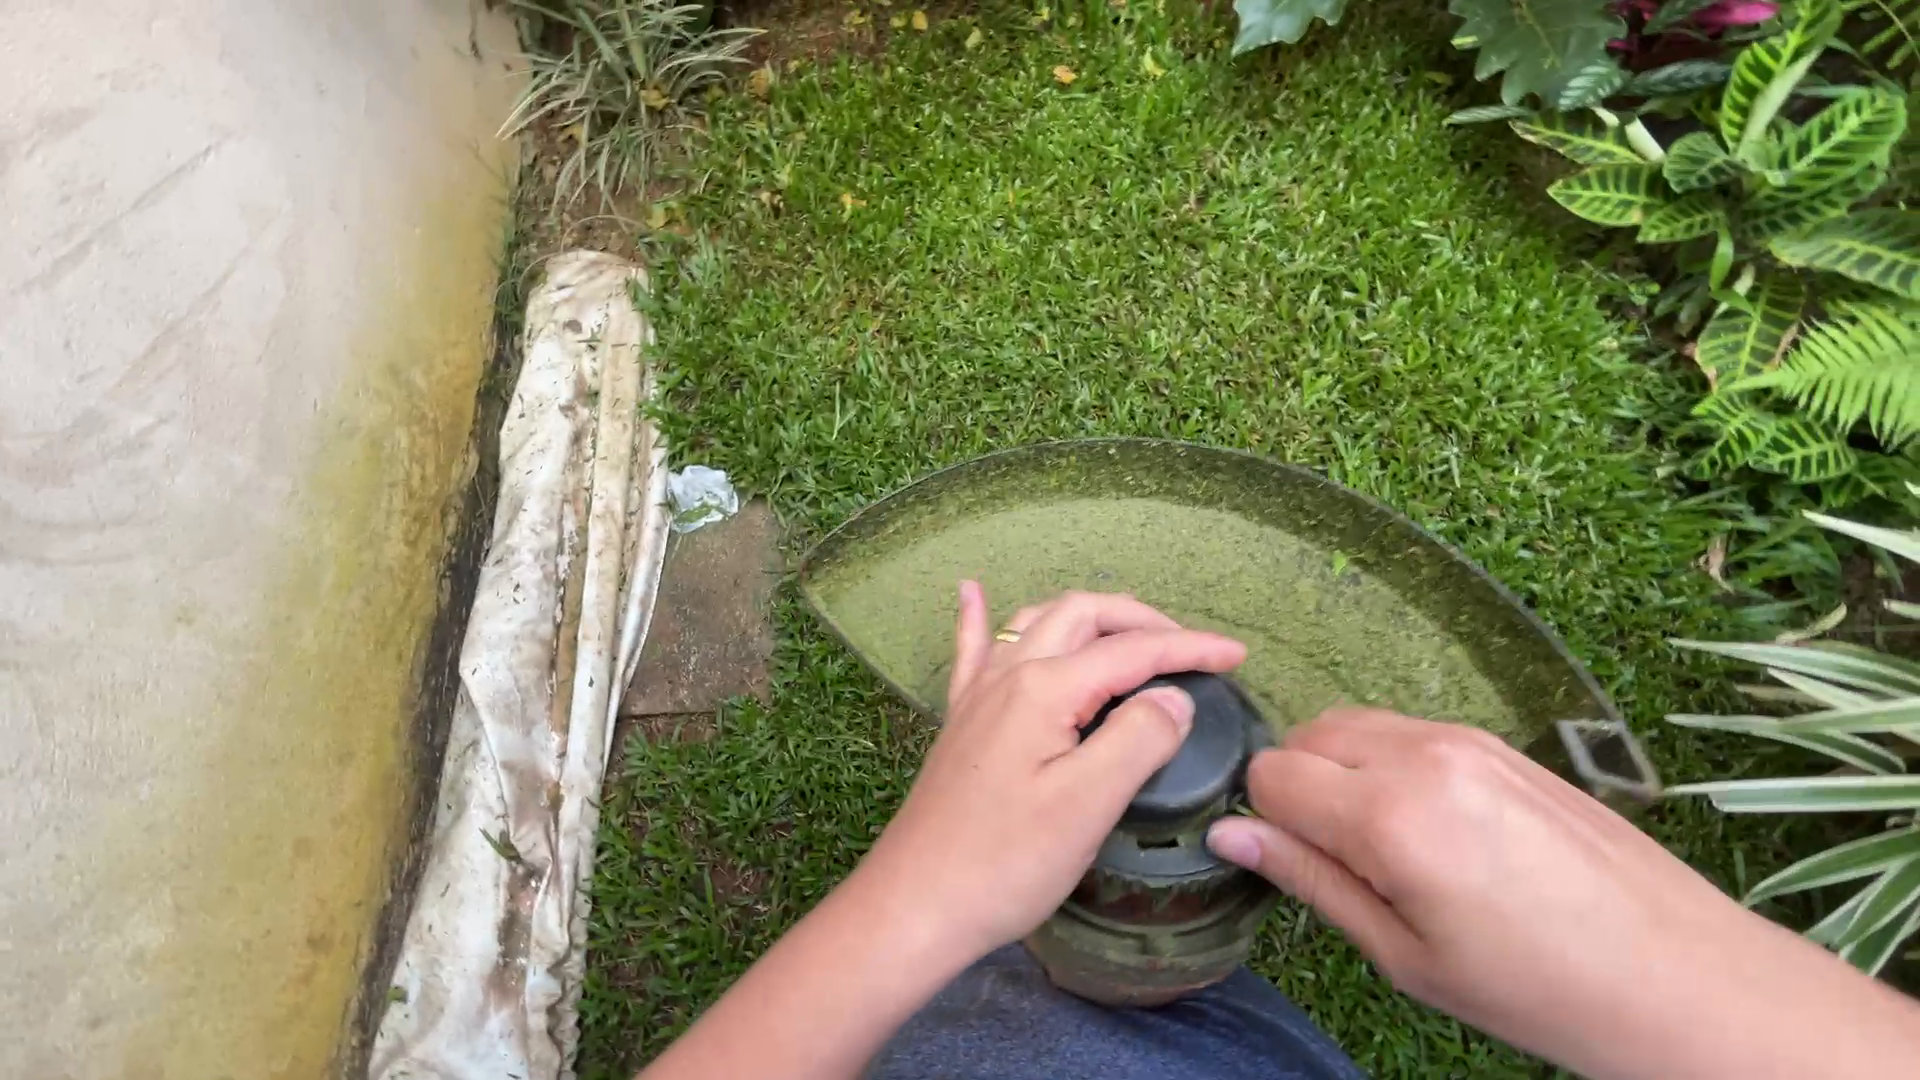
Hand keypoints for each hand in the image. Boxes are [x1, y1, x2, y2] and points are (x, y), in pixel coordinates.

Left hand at [853, 584, 1246, 965]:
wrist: (917, 901)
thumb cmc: (1006, 861)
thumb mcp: (1087, 804)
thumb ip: (1138, 739)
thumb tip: (1172, 696)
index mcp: (1044, 688)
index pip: (1130, 651)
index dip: (1189, 648)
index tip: (1237, 655)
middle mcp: (1008, 673)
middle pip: (1081, 615)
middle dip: (1139, 620)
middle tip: (1188, 647)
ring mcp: (979, 692)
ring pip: (1037, 623)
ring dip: (1086, 616)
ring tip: (1125, 628)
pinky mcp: (961, 716)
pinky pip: (972, 648)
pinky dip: (978, 614)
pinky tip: (970, 588)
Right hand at [1205, 708, 1919, 1079]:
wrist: (1687, 977)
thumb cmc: (1533, 987)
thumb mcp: (1401, 954)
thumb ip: (1307, 879)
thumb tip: (1226, 834)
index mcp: (1388, 818)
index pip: (1269, 774)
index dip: (1269, 817)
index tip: (1304, 858)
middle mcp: (1415, 756)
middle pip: (1301, 736)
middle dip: (1299, 786)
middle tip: (1345, 853)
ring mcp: (1457, 736)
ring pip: (1345, 724)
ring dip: (1337, 767)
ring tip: (1387, 836)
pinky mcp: (1488, 735)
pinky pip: (1396, 726)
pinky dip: (1381, 759)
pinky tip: (1429, 817)